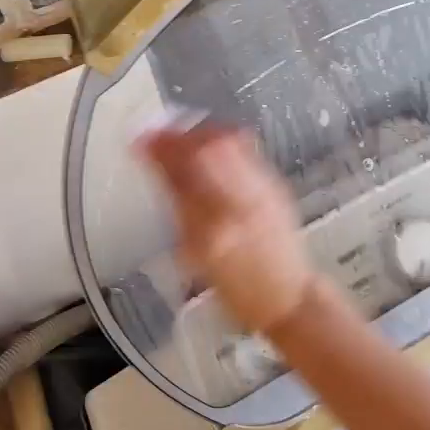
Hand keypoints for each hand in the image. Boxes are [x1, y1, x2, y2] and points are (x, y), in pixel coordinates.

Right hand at [138, 122, 316, 335]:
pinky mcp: (276, 185)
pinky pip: (247, 148)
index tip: (141, 141)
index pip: (178, 179)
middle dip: (176, 136)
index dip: (157, 153)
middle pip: (204, 152)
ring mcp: (260, 191)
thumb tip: (163, 175)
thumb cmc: (238, 291)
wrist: (289, 297)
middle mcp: (237, 207)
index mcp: (210, 233)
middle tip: (158, 132)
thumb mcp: (198, 259)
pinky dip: (223, 137)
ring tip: (182, 133)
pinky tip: (211, 139)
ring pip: (227, 144)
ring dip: (198, 132)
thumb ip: (181, 214)